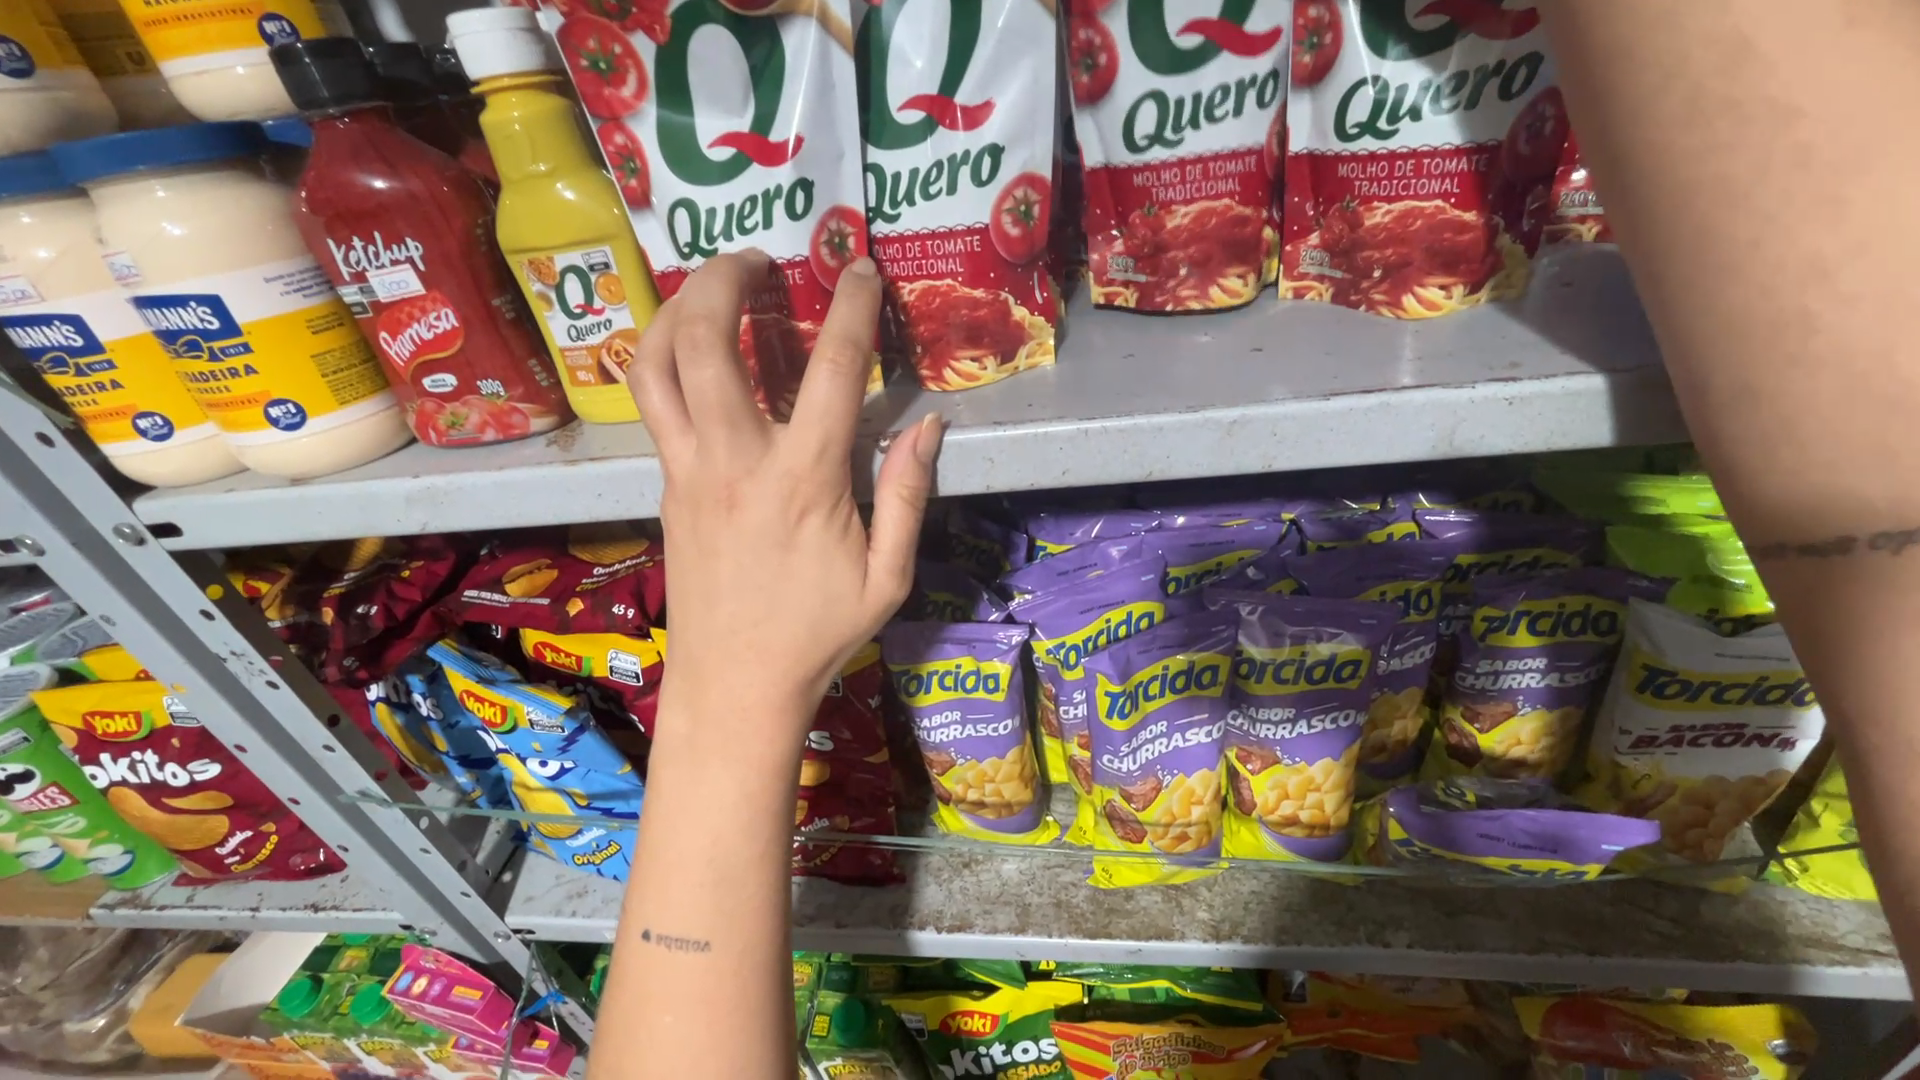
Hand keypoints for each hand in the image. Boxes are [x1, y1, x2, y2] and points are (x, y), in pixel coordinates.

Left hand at [630, 251, 942, 725]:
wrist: (735, 685)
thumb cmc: (818, 633)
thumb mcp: (888, 576)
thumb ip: (907, 494)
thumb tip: (931, 424)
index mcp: (803, 479)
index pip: (830, 369)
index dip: (849, 309)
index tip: (859, 271)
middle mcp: (735, 459)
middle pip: (706, 342)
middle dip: (725, 279)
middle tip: (756, 258)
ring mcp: (688, 470)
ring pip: (656, 365)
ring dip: (676, 307)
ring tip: (708, 285)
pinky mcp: (664, 485)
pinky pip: (651, 404)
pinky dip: (663, 356)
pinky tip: (688, 349)